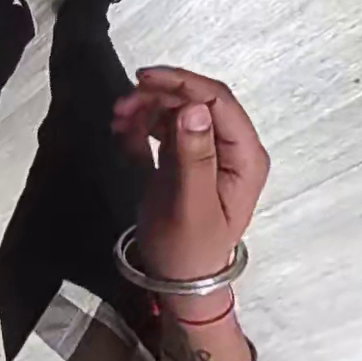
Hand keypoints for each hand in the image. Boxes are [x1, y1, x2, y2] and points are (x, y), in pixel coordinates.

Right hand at [111, 68, 269, 281]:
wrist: (178, 282)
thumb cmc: (190, 249)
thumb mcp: (192, 206)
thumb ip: (194, 157)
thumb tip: (193, 107)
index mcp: (244, 156)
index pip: (218, 102)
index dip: (183, 83)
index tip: (144, 79)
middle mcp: (228, 147)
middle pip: (196, 102)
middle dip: (159, 96)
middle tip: (122, 104)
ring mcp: (205, 152)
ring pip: (176, 112)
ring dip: (146, 109)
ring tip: (117, 119)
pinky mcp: (182, 160)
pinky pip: (163, 130)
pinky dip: (141, 126)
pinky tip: (122, 133)